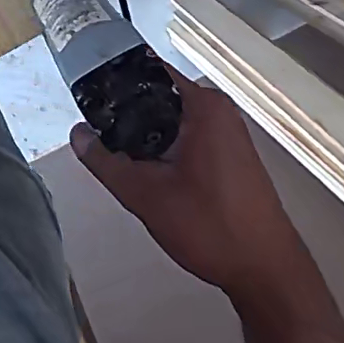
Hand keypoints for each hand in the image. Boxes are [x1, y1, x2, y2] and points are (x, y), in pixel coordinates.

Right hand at [73, 65, 313, 300]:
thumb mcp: (146, 196)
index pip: (150, 71)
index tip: (90, 100)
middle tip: (103, 141)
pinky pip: (190, 135)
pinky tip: (155, 176)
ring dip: (149, 138)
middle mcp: (219, 107)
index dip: (116, 82)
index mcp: (203, 103)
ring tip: (125, 162)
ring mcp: (230, 129)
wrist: (266, 270)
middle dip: (130, 117)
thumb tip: (77, 134)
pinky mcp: (233, 151)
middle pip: (160, 97)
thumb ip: (106, 162)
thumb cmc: (210, 226)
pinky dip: (168, 148)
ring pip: (173, 120)